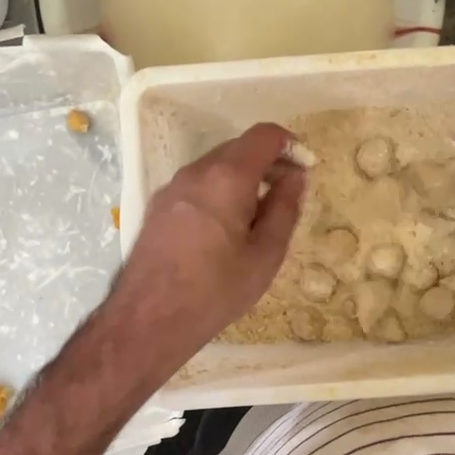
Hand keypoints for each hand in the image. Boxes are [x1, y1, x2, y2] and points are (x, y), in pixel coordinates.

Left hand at [98, 123, 305, 378]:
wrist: (149, 318)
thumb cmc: (216, 290)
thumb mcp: (265, 254)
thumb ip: (285, 209)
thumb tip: (296, 177)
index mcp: (227, 177)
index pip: (263, 135)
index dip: (289, 145)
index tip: (304, 168)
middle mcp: (196, 172)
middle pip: (239, 148)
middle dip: (268, 162)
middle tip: (287, 194)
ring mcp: (172, 187)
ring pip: (216, 166)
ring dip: (243, 177)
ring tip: (259, 215)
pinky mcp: (159, 206)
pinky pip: (198, 184)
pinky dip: (220, 191)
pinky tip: (227, 226)